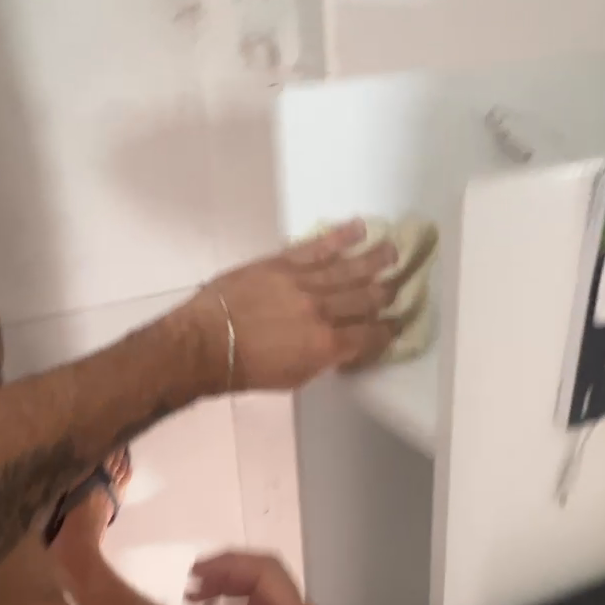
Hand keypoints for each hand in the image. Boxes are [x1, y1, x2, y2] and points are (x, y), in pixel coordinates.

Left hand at [186, 221, 400, 392]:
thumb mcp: (295, 376)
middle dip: (385, 293)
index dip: (387, 331)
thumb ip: (323, 358)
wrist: (206, 344)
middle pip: (365, 298)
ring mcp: (303, 282)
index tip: (396, 325)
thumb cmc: (247, 369)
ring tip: (393, 251)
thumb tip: (340, 346)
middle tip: (399, 286)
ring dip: (375, 259)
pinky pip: (318, 246)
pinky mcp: (283, 263)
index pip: (369, 336)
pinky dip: (340, 236)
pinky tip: (358, 228)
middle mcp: (322, 310)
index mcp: (326, 344)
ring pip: (349, 267)